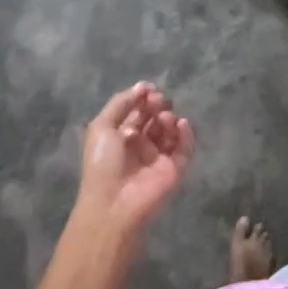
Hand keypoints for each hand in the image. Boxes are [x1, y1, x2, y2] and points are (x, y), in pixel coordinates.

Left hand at [75, 82, 194, 229]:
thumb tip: (141, 86)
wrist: (114, 202)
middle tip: (159, 101)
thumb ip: (120, 103)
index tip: (149, 89)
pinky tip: (181, 123)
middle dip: (157, 106)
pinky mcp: (175, 170)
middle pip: (154, 120)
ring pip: (170, 132)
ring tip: (165, 117)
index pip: (136, 113)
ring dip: (169, 119)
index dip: (142, 99)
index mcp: (120, 137)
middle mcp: (140, 146)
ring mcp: (159, 158)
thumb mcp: (101, 126)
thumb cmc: (102, 163)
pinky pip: (185, 149)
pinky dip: (186, 134)